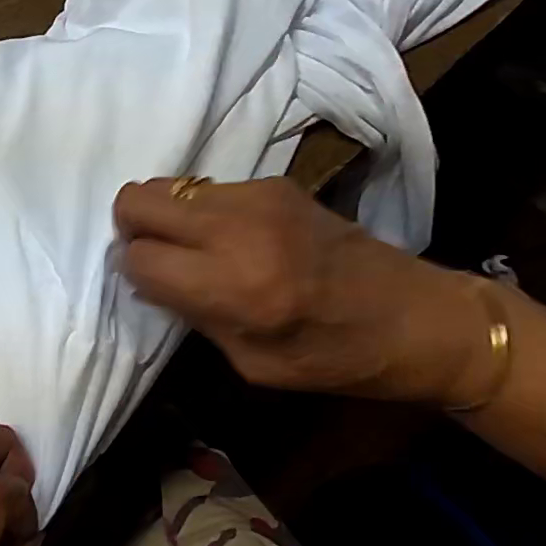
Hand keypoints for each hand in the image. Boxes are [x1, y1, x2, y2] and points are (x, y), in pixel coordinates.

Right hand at [113, 177, 499, 404]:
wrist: (413, 313)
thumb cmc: (335, 357)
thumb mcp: (253, 364)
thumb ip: (194, 314)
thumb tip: (148, 276)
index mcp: (236, 286)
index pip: (141, 258)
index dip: (133, 271)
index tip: (147, 282)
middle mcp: (239, 228)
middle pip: (140, 198)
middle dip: (132, 226)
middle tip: (153, 255)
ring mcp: (258, 195)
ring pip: (170, 185)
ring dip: (168, 215)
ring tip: (195, 248)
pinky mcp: (276, 182)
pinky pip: (209, 187)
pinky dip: (203, 210)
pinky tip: (232, 237)